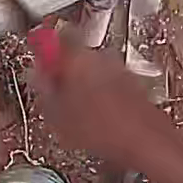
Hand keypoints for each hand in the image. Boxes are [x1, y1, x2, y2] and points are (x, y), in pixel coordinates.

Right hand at [30, 31, 182, 173]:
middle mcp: (100, 56)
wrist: (145, 143)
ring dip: (82, 83)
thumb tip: (37, 77)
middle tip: (53, 94)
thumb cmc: (104, 130)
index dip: (42, 51)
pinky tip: (97, 117)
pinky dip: (100, 93)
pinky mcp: (133, 83)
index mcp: (77, 57)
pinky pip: (108, 81)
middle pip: (73, 54)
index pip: (51, 39)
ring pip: (92, 69)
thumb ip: (43, 90)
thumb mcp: (57, 115)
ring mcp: (120, 68)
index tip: (37, 64)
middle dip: (63, 71)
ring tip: (75, 112)